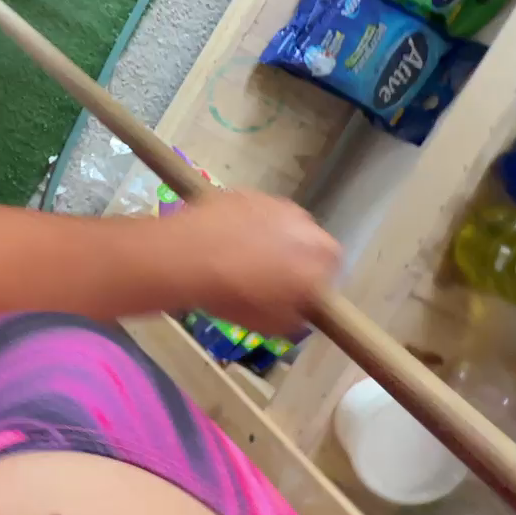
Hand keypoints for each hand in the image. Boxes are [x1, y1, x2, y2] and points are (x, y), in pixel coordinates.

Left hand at [157, 190, 340, 336]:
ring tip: (242, 250)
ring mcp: (273, 203)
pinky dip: (246, 218)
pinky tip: (226, 232)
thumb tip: (296, 306)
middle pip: (310, 241)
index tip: (292, 291)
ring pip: (283, 222)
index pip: (331, 272)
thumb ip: (298, 313)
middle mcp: (306, 226)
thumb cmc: (233, 295)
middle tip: (268, 271)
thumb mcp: (276, 323)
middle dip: (295, 254)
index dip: (311, 282)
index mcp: (324, 260)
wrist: (185, 254)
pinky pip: (254, 209)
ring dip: (271, 233)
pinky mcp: (243, 191)